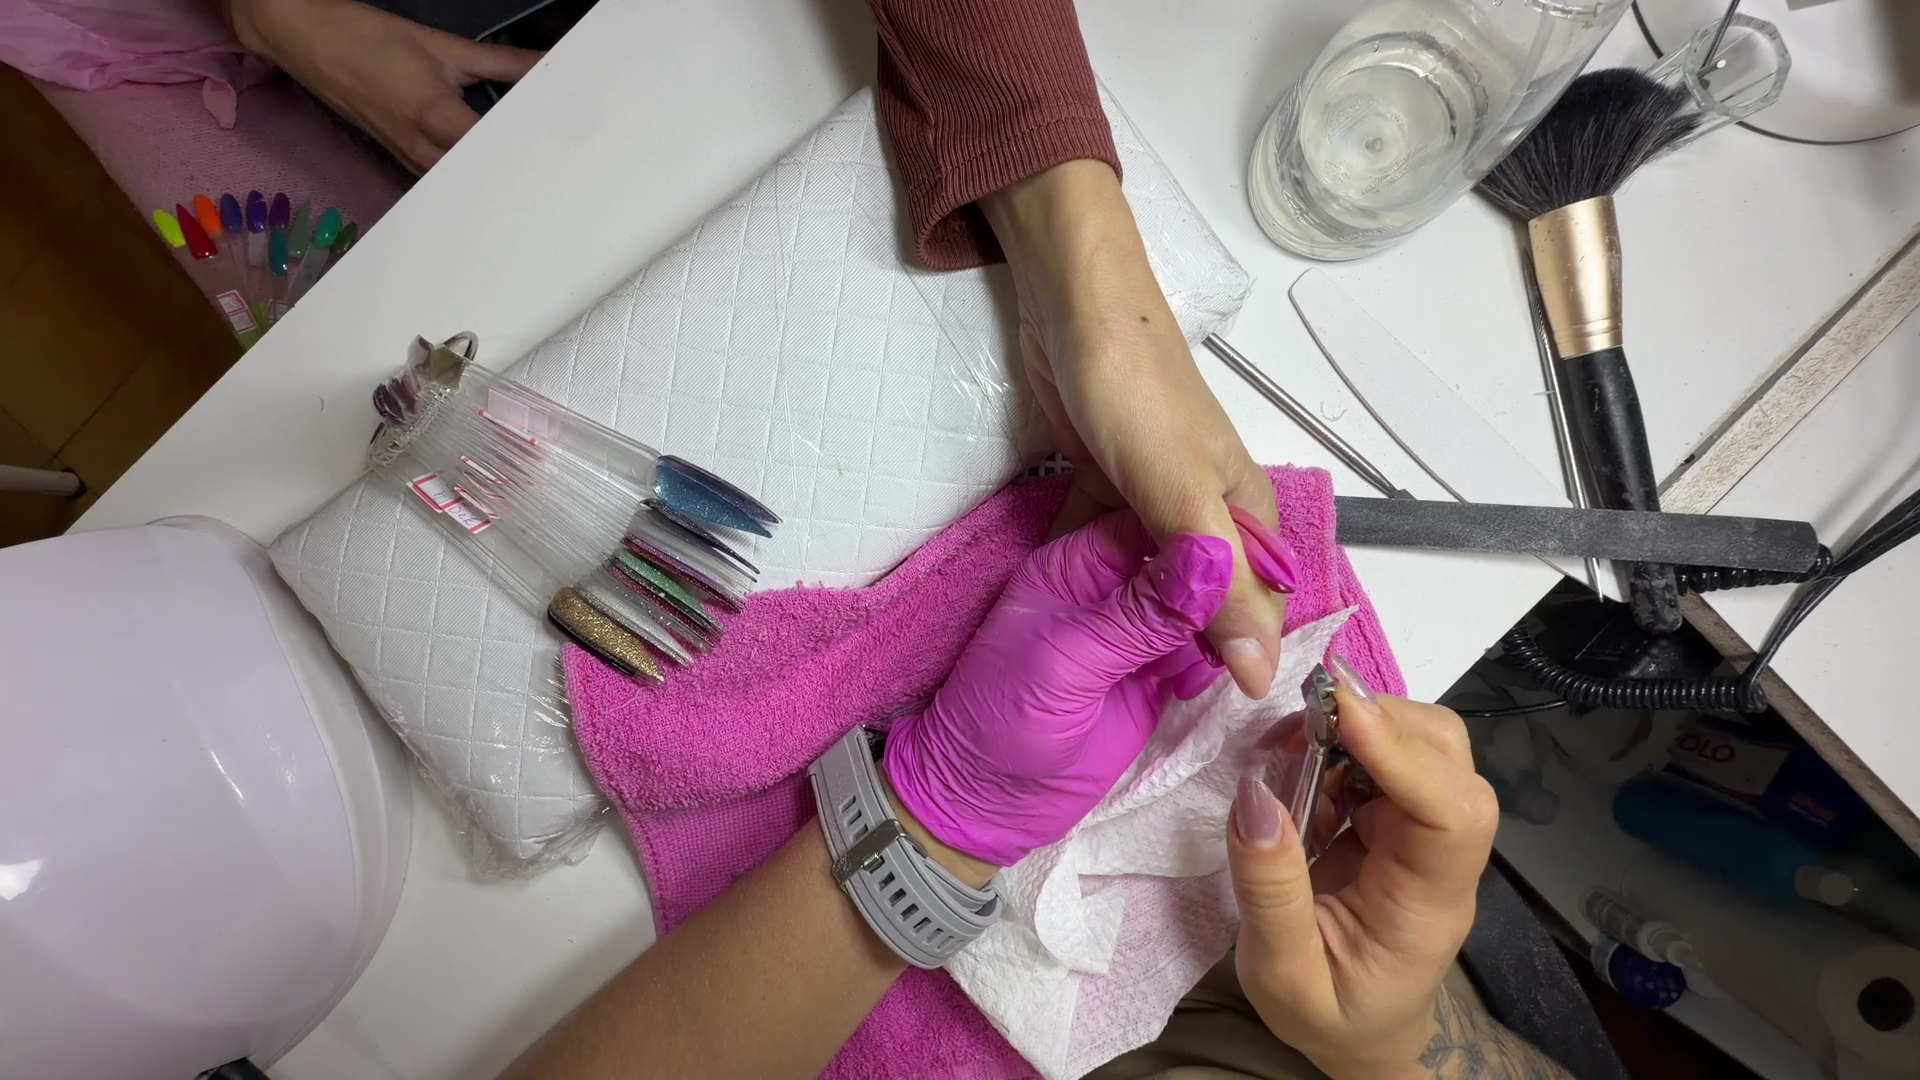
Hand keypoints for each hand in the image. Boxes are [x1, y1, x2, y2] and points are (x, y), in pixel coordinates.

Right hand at [226, 0, 542, 172]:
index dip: (533, 159)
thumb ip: (502, 62)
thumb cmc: (367, 37)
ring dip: (500, 187)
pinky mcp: (408, 165)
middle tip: (562, 181)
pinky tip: (499, 181)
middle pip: (489, 180)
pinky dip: (476, 184)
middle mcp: (426, 151)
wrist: (299, 33)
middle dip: (522, 179)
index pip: (499, 153)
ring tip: (537, 184)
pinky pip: (450, 184)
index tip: (565, 163)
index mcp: (437, 118)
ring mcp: (415, 163)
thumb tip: (545, 66)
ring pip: (470, 190)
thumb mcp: (442, 47)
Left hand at [883, 512, 1231, 867]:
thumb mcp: (1072, 659)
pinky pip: (1201, 650)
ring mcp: (1137, 630)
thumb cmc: (1005, 718)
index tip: (1246, 562)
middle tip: (1243, 622)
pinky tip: (1207, 679)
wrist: (992, 799)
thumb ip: (1142, 614)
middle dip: (1220, 588)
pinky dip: (1213, 660)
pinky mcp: (1155, 670)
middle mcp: (1111, 586)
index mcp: (1079, 562)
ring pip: (1202, 607)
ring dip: (1221, 627)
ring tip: (1218, 657)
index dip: (1204, 536)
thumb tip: (1212, 555)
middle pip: (1188, 563)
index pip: (1156, 523)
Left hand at [981, 160, 1286, 698]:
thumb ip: (1219, 581)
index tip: (1183, 708)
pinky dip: (1087, 572)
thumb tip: (1262, 674)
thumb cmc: (1137, 396)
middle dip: (1170, 643)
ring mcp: (1152, 498)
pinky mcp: (1108, 485)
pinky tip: (1061, 608)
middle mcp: (1206, 512)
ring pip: (1147, 573)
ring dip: (1125, 610)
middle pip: (1199, 597)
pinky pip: (1105, 545)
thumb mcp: (1181, 494)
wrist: (1074, 311)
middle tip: (1126, 693)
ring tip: (1090, 665)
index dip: (1228, 662)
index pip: (1255, 612)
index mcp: (1246, 515)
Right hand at [1227, 658, 1499, 1079]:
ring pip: (1421, 748)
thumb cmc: (1328, 1015)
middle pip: (1451, 762)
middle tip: (1301, 716)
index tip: (1335, 709)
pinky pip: (1381, 760)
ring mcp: (1418, 837)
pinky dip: (1338, 741)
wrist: (1362, 1038)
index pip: (1450, 814)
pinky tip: (1296, 763)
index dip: (1401, 751)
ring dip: (1355, 725)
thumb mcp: (1282, 976)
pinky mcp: (1391, 824)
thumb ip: (1268, 891)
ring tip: (1287, 742)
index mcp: (1425, 907)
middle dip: (1381, 718)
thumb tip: (1253, 794)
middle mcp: (1436, 860)